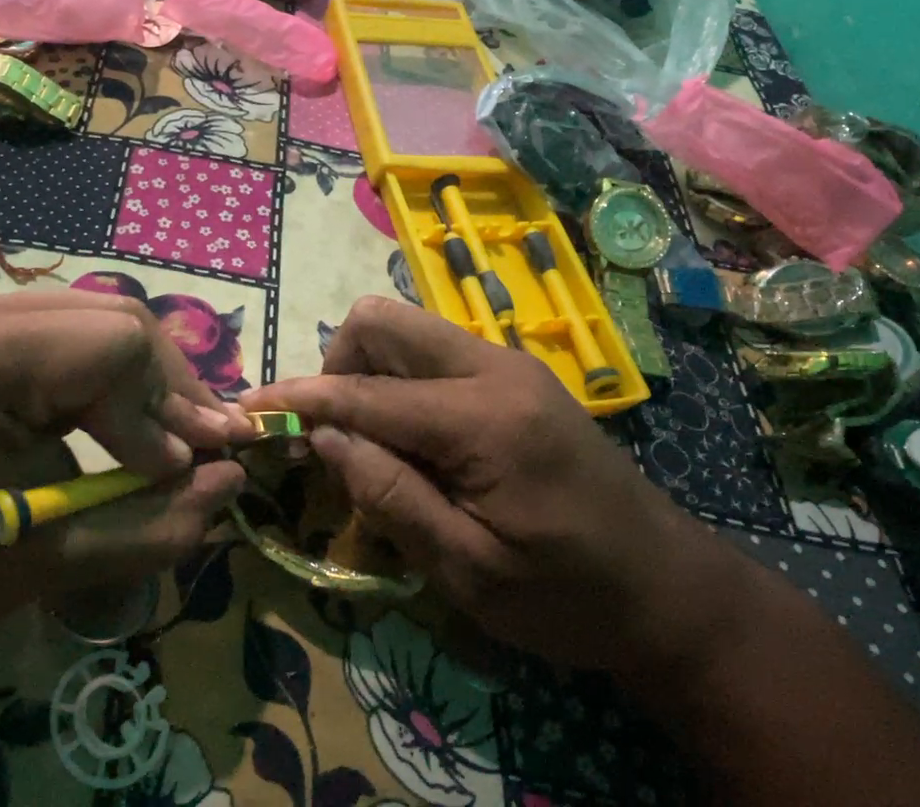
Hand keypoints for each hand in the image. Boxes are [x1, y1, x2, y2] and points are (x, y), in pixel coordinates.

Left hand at [0, 287, 248, 657]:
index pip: (117, 345)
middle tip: (202, 449)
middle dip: (166, 388)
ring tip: (170, 439)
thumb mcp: (58, 559)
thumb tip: (234, 476)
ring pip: (96, 318)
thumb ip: (159, 520)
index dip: (168, 406)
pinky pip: (64, 329)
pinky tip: (121, 418)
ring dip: (141, 379)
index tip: (191, 468)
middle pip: (115, 318)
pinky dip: (104, 374)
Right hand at [242, 297, 754, 677]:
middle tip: (329, 434)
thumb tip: (319, 436)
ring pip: (405, 329)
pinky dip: (395, 380)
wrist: (673, 593)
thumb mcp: (467, 570)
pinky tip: (404, 439)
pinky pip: (432, 353)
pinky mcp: (515, 378)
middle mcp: (495, 369)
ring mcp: (509, 366)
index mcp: (484, 420)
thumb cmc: (568, 597)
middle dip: (336, 367)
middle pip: (382, 321)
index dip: (298, 398)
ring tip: (362, 441)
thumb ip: (387, 495)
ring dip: (364, 371)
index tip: (247, 406)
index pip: (364, 392)